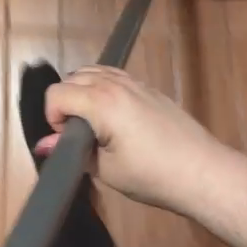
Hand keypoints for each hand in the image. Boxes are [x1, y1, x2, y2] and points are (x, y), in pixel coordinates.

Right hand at [39, 65, 239, 212]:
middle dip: (66, 104)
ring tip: (95, 125)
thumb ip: (73, 151)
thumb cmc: (152, 175)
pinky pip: (111, 74)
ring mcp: (132, 80)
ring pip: (91, 71)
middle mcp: (112, 82)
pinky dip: (101, 87)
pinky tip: (113, 115)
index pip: (56, 94)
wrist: (202, 171)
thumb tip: (43, 146)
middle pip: (71, 78)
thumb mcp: (107, 170)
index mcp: (100, 101)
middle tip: (78, 137)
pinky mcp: (146, 86)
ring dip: (83, 92)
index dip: (53, 118)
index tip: (67, 142)